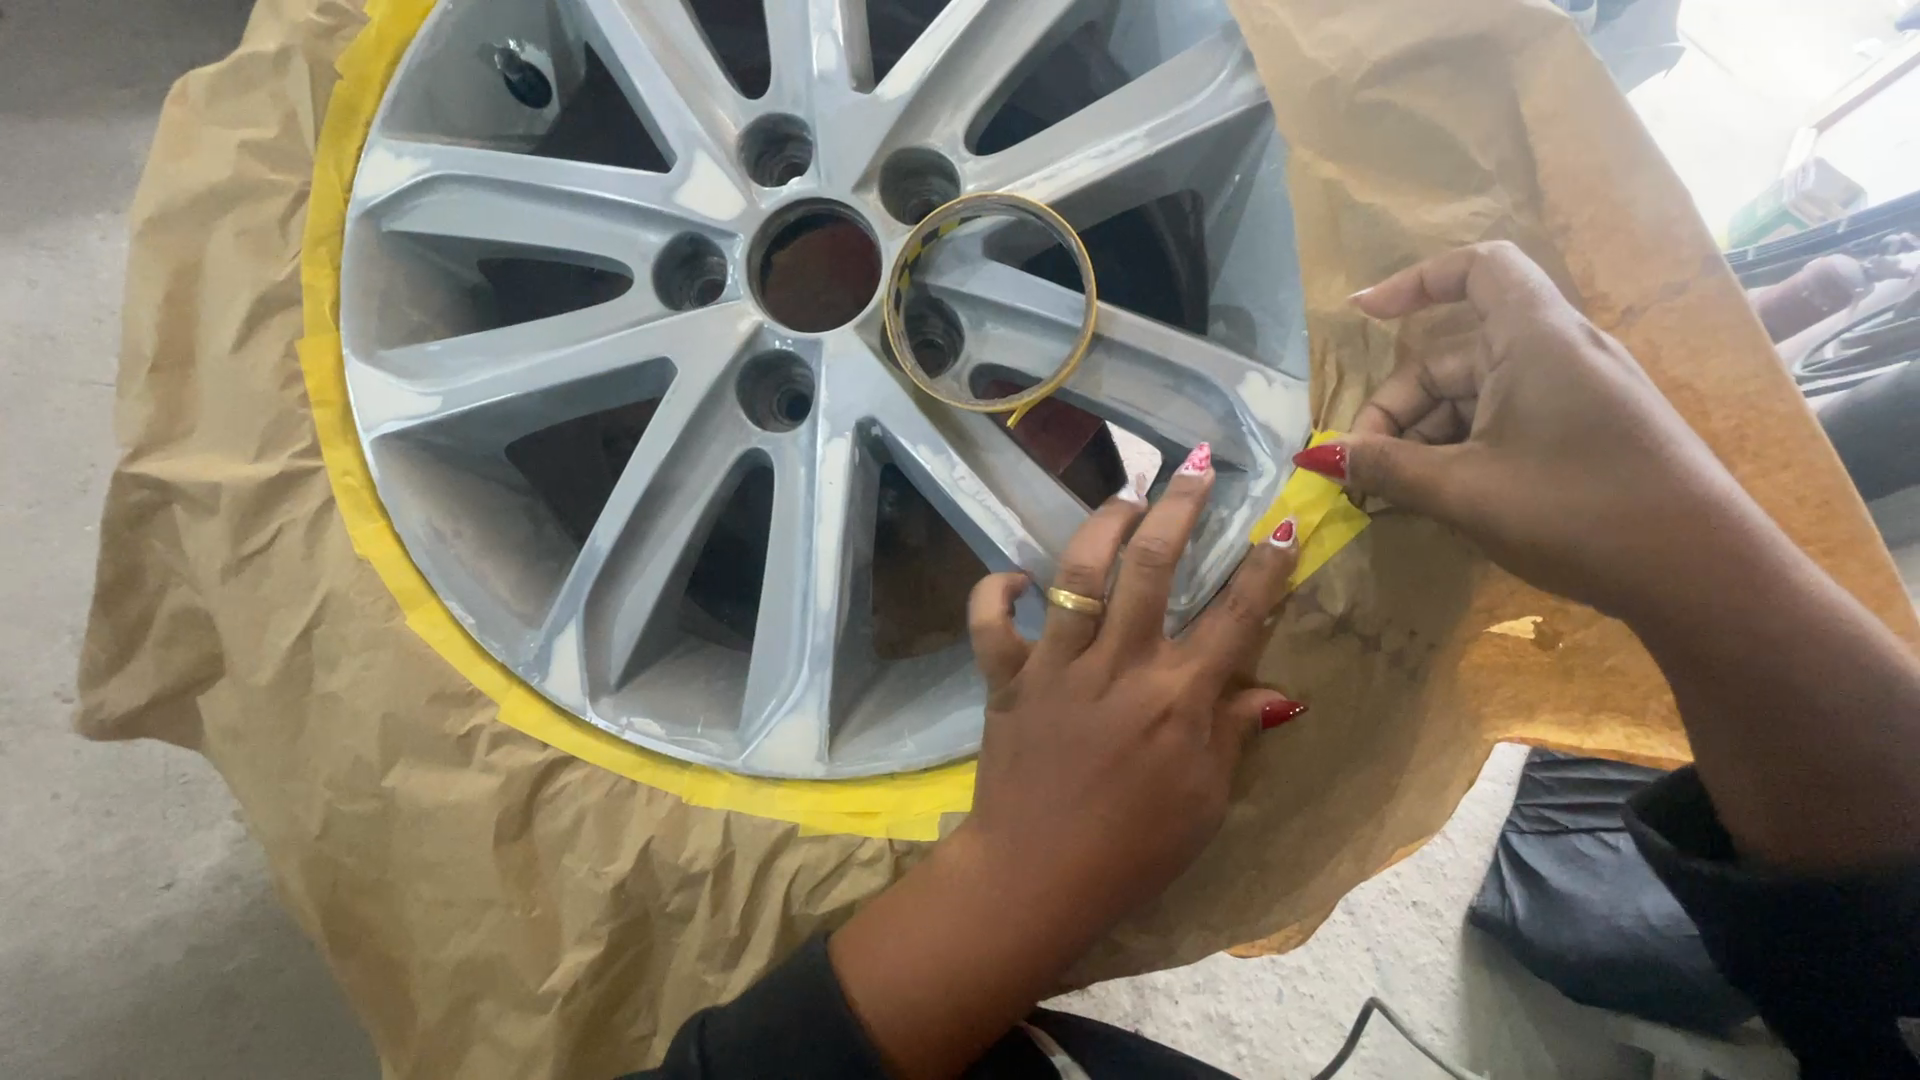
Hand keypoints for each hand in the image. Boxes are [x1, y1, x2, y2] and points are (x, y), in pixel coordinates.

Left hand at [829, 450, 1303, 1079]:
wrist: (1036, 875)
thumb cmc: (1133, 848)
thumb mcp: (1206, 801)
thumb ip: (1235, 733)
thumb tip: (1277, 689)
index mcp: (1178, 697)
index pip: (1236, 616)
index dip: (1266, 567)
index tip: (1282, 524)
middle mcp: (1119, 666)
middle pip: (1153, 567)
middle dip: (1178, 510)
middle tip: (1191, 470)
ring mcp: (1057, 667)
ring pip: (1077, 576)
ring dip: (1101, 528)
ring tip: (1124, 501)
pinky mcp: (1006, 678)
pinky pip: (990, 623)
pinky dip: (996, 593)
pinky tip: (1015, 576)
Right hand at [1295, 240, 1770, 619]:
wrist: (1702, 574)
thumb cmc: (1578, 513)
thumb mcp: (1464, 491)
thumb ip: (1385, 468)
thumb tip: (1318, 457)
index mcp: (1535, 341)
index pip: (1478, 268)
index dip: (1414, 282)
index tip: (1360, 318)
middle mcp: (1555, 354)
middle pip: (1451, 354)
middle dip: (1395, 407)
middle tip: (1359, 468)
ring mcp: (1571, 395)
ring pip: (1469, 396)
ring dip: (1420, 437)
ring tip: (1389, 493)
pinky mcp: (1580, 432)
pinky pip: (1498, 422)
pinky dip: (1455, 450)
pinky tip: (1433, 495)